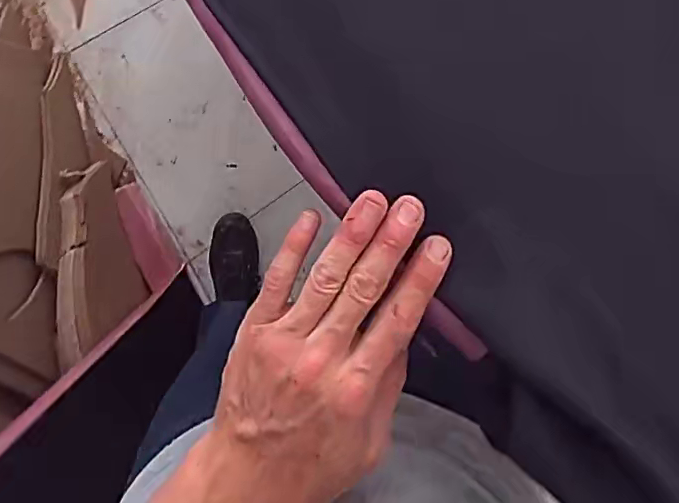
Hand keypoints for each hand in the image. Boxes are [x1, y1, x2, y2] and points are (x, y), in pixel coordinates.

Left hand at [169, 192, 451, 502]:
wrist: (242, 485)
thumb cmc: (309, 463)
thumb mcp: (370, 439)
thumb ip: (390, 380)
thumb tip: (407, 326)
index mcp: (355, 388)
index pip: (398, 319)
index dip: (421, 278)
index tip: (436, 246)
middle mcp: (321, 360)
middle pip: (364, 288)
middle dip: (391, 242)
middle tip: (409, 209)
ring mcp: (285, 342)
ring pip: (326, 277)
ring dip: (352, 234)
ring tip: (372, 203)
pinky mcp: (255, 331)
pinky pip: (277, 281)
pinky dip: (294, 247)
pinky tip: (311, 218)